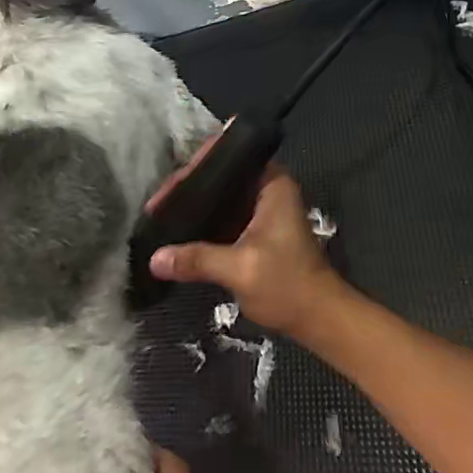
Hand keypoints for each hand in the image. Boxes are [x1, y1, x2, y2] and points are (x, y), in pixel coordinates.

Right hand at [147, 141, 347, 336]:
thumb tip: (154, 258)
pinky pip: (225, 217)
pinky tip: (178, 232)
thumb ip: (197, 259)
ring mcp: (264, 211)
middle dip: (190, 186)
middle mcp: (269, 190)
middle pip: (223, 175)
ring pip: (222, 198)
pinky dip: (205, 223)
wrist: (318, 317)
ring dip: (195, 206)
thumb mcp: (239, 269)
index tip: (172, 182)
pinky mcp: (257, 231)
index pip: (232, 155)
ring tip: (160, 215)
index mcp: (272, 184)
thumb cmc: (287, 284)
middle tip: (157, 202)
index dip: (199, 161)